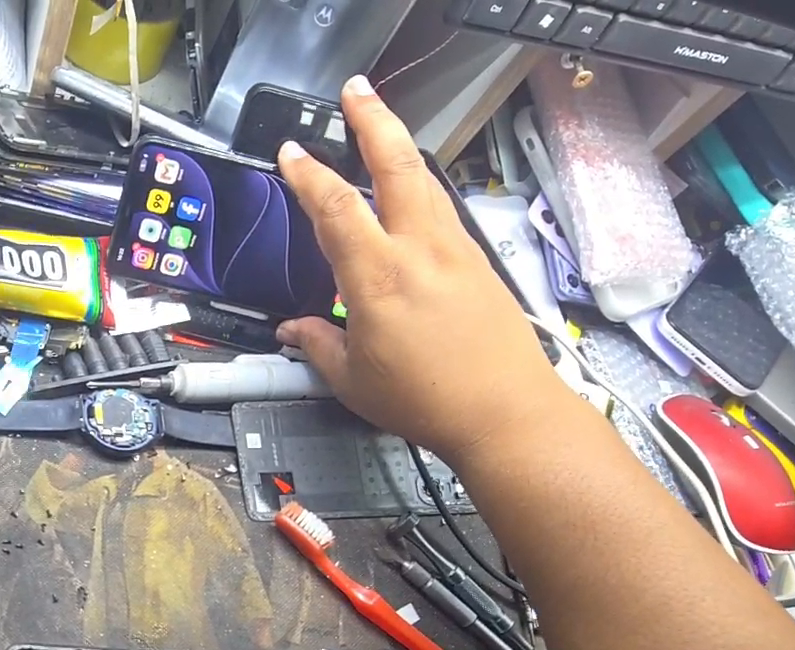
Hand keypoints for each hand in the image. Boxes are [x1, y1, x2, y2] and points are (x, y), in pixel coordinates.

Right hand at [275, 76, 569, 462]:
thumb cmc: (427, 400)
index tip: (291, 153)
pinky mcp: (478, 262)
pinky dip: (421, 190)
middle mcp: (421, 252)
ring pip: (425, 180)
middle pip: (396, 164)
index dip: (308, 175)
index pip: (335, 209)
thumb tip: (296, 330)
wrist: (503, 411)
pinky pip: (443, 211)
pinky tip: (412, 197)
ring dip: (400, 146)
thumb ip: (318, 344)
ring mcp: (456, 251)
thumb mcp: (352, 380)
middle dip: (372, 120)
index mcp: (378, 279)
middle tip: (355, 91)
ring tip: (381, 131)